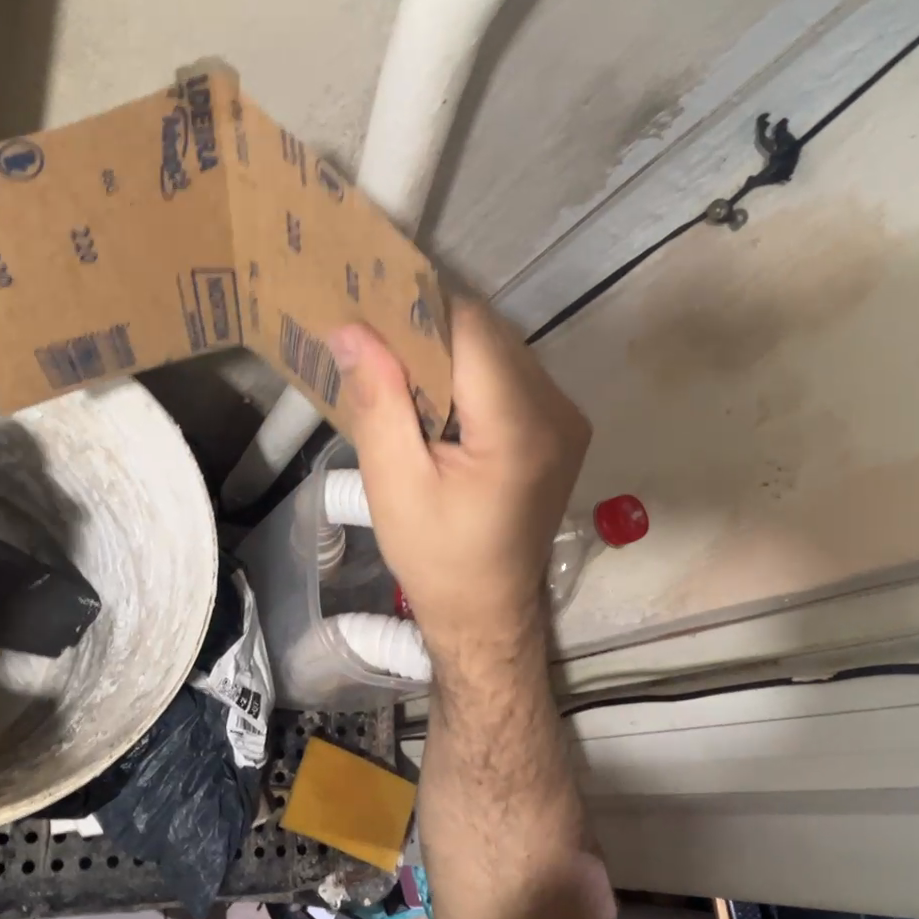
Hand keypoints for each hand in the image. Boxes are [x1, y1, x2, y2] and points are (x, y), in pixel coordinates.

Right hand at [333, 299, 590, 664]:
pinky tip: (436, 395)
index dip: (418, 309)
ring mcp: (567, 417)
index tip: (367, 307)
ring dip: (450, 349)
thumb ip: (379, 400)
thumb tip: (351, 327)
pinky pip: (512, 373)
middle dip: (430, 328)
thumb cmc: (436, 558)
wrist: (487, 611)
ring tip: (397, 366)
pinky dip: (471, 371)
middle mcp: (558, 410)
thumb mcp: (395, 483)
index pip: (471, 329)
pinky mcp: (562, 427)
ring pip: (502, 347)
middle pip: (490, 333)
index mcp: (519, 427)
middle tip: (373, 337)